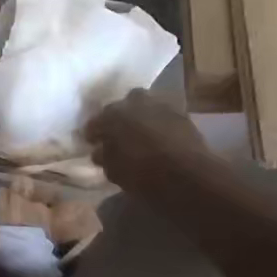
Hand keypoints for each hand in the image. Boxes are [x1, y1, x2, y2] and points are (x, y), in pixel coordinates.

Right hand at [84, 90, 210, 191]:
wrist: (186, 173)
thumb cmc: (141, 174)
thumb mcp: (113, 170)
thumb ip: (104, 156)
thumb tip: (100, 150)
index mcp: (112, 115)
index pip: (95, 122)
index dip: (92, 133)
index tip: (91, 142)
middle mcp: (134, 102)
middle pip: (121, 106)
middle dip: (118, 118)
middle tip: (117, 134)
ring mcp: (160, 104)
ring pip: (144, 107)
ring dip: (139, 118)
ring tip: (139, 135)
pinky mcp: (181, 113)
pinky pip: (162, 115)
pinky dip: (157, 124)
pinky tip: (157, 137)